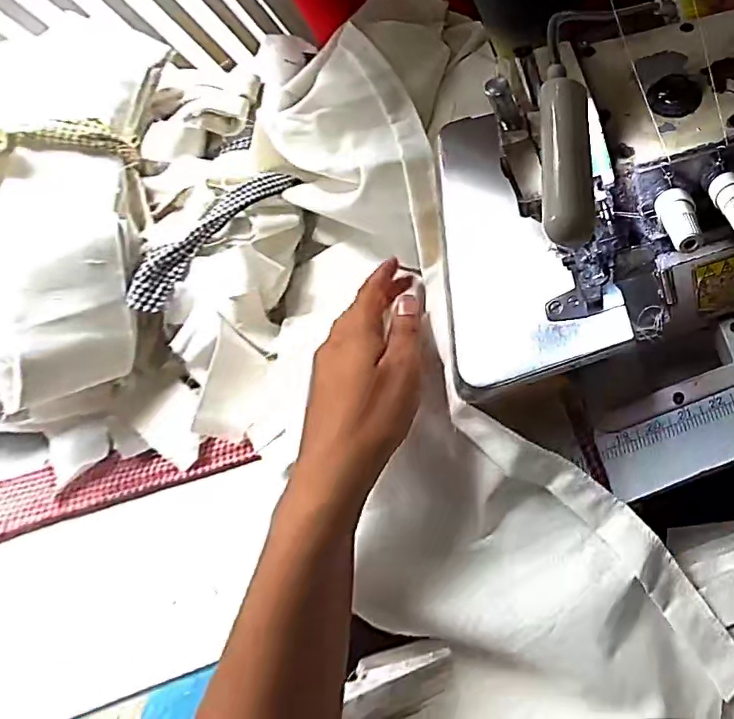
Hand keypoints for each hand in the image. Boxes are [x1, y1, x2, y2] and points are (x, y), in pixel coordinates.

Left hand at [294, 257, 426, 507]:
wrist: (333, 469)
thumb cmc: (369, 421)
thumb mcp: (402, 369)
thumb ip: (405, 330)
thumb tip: (407, 301)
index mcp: (353, 335)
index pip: (368, 293)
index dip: (384, 275)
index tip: (395, 263)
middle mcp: (333, 346)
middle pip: (358, 308)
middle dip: (381, 292)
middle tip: (402, 282)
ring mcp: (326, 367)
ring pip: (351, 327)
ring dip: (374, 313)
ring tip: (396, 310)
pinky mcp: (327, 386)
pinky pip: (347, 346)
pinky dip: (365, 334)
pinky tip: (378, 347)